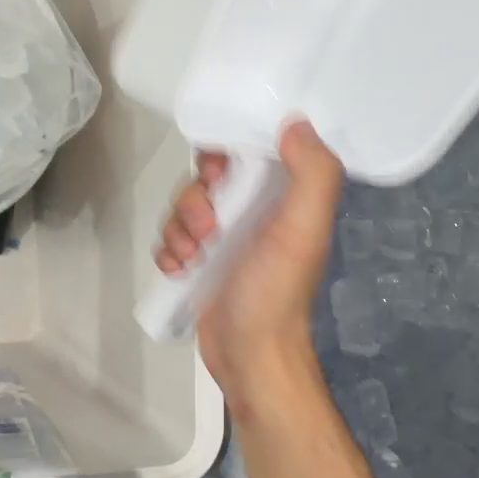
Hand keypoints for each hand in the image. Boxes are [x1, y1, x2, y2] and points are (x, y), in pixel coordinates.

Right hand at [155, 121, 344, 401]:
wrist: (251, 356)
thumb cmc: (276, 293)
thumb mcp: (303, 229)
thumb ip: (311, 172)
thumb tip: (294, 122)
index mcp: (282, 198)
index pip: (246, 152)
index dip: (223, 153)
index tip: (216, 174)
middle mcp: (252, 213)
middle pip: (204, 180)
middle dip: (193, 201)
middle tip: (206, 230)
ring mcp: (222, 241)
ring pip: (182, 210)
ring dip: (178, 230)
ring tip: (191, 259)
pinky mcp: (198, 264)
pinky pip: (169, 241)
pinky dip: (167, 252)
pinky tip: (178, 271)